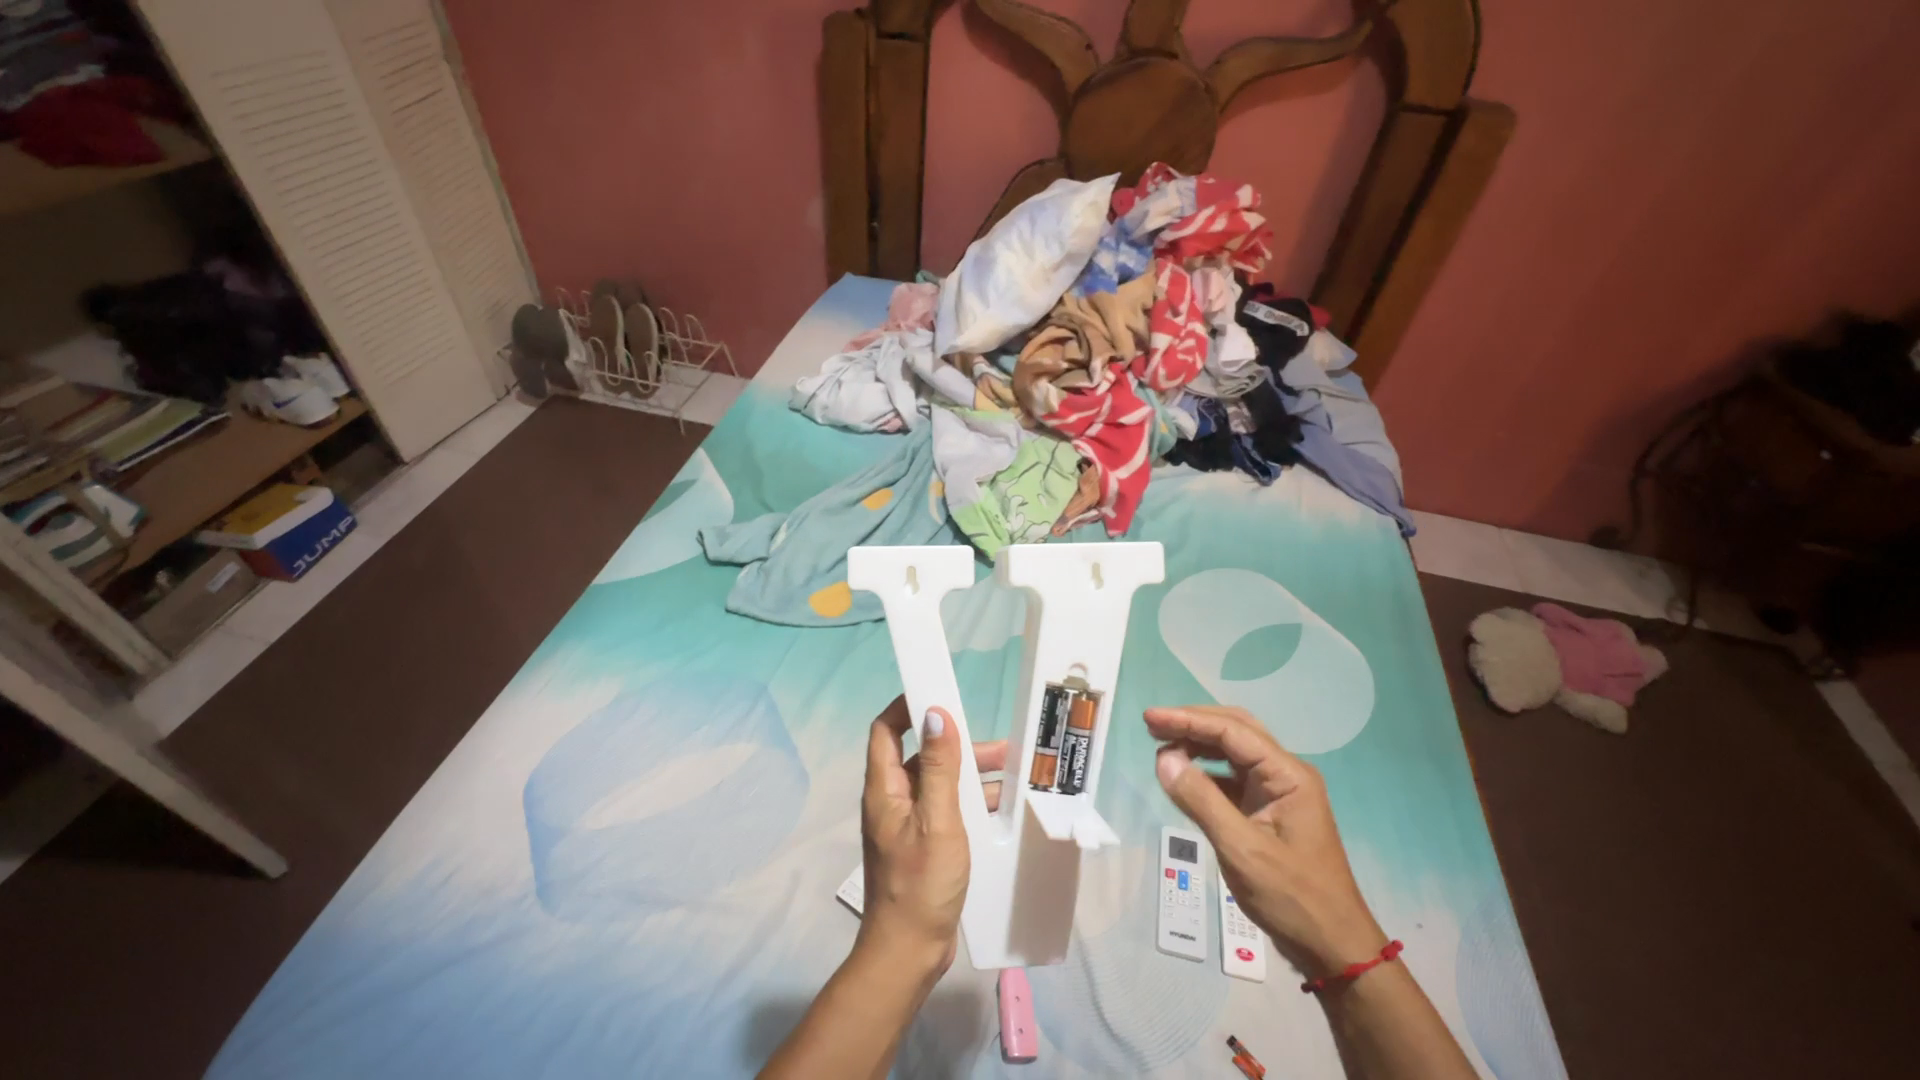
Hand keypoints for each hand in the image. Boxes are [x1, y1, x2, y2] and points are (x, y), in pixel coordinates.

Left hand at [857, 696, 1005, 982]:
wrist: (909, 951)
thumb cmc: (921, 883)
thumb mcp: (937, 820)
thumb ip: (938, 767)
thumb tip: (936, 715)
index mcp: (885, 789)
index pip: (885, 731)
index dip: (907, 708)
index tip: (939, 693)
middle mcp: (892, 801)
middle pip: (919, 756)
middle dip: (956, 746)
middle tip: (1000, 749)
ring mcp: (907, 826)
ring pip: (937, 785)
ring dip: (969, 776)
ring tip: (1012, 777)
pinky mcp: (923, 846)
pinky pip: (945, 811)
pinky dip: (970, 804)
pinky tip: (1001, 810)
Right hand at [1146, 705, 1386, 976]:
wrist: (1333, 946)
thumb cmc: (1292, 897)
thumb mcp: (1241, 849)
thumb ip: (1200, 800)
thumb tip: (1163, 757)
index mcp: (1288, 775)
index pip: (1232, 732)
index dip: (1187, 720)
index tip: (1149, 718)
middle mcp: (1285, 775)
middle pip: (1236, 732)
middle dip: (1193, 724)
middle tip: (1152, 725)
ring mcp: (1278, 794)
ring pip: (1234, 754)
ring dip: (1198, 746)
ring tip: (1161, 746)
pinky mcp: (1268, 813)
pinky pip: (1233, 779)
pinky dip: (1205, 773)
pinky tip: (1183, 778)